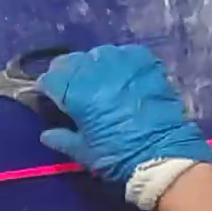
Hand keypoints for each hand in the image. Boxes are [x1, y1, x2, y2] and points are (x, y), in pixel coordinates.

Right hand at [37, 44, 211, 209]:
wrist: (165, 156)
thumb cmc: (118, 157)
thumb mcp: (83, 152)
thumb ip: (62, 139)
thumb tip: (46, 134)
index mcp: (78, 94)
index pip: (50, 78)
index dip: (46, 86)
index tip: (47, 95)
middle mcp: (98, 73)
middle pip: (72, 61)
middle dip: (66, 72)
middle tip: (69, 87)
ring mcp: (124, 65)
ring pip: (98, 53)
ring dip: (92, 64)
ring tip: (94, 79)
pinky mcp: (148, 65)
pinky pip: (126, 53)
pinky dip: (118, 60)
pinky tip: (119, 74)